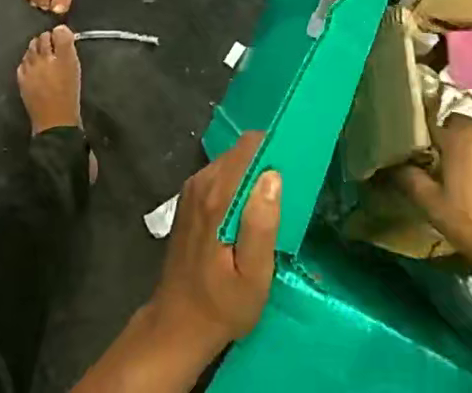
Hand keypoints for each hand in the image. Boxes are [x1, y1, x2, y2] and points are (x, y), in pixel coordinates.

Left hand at [147, 132, 282, 354]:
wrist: (178, 324)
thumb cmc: (222, 305)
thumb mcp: (253, 276)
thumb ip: (261, 224)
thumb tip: (273, 175)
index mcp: (216, 197)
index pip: (248, 147)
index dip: (273, 149)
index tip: (294, 166)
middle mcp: (201, 183)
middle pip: (240, 152)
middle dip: (265, 164)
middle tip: (287, 195)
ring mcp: (192, 189)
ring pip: (230, 162)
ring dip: (251, 176)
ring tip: (270, 207)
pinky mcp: (189, 199)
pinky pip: (220, 175)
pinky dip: (237, 185)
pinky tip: (247, 214)